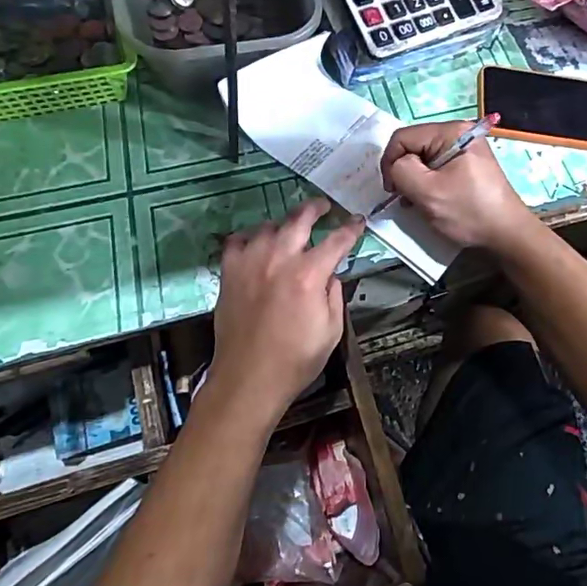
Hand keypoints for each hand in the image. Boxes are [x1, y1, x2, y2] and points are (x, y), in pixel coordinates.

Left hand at [209, 197, 363, 412]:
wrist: (249, 378)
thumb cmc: (296, 359)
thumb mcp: (331, 331)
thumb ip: (334, 296)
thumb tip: (330, 276)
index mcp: (309, 275)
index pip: (336, 241)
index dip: (350, 229)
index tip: (357, 222)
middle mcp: (279, 260)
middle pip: (299, 220)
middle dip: (315, 209)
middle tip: (323, 207)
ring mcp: (250, 263)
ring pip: (268, 227)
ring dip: (283, 224)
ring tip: (290, 228)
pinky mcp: (229, 273)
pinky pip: (237, 242)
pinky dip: (249, 238)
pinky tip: (255, 243)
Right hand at [380, 121, 540, 252]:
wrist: (507, 233)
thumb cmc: (468, 211)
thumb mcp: (427, 192)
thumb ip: (402, 171)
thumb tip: (397, 166)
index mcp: (450, 131)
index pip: (402, 137)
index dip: (390, 163)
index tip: (392, 191)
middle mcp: (459, 133)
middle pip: (413, 146)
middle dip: (404, 171)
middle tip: (405, 198)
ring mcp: (465, 149)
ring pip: (424, 158)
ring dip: (415, 180)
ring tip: (418, 202)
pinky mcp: (468, 165)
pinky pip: (437, 167)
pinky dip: (428, 183)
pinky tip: (431, 200)